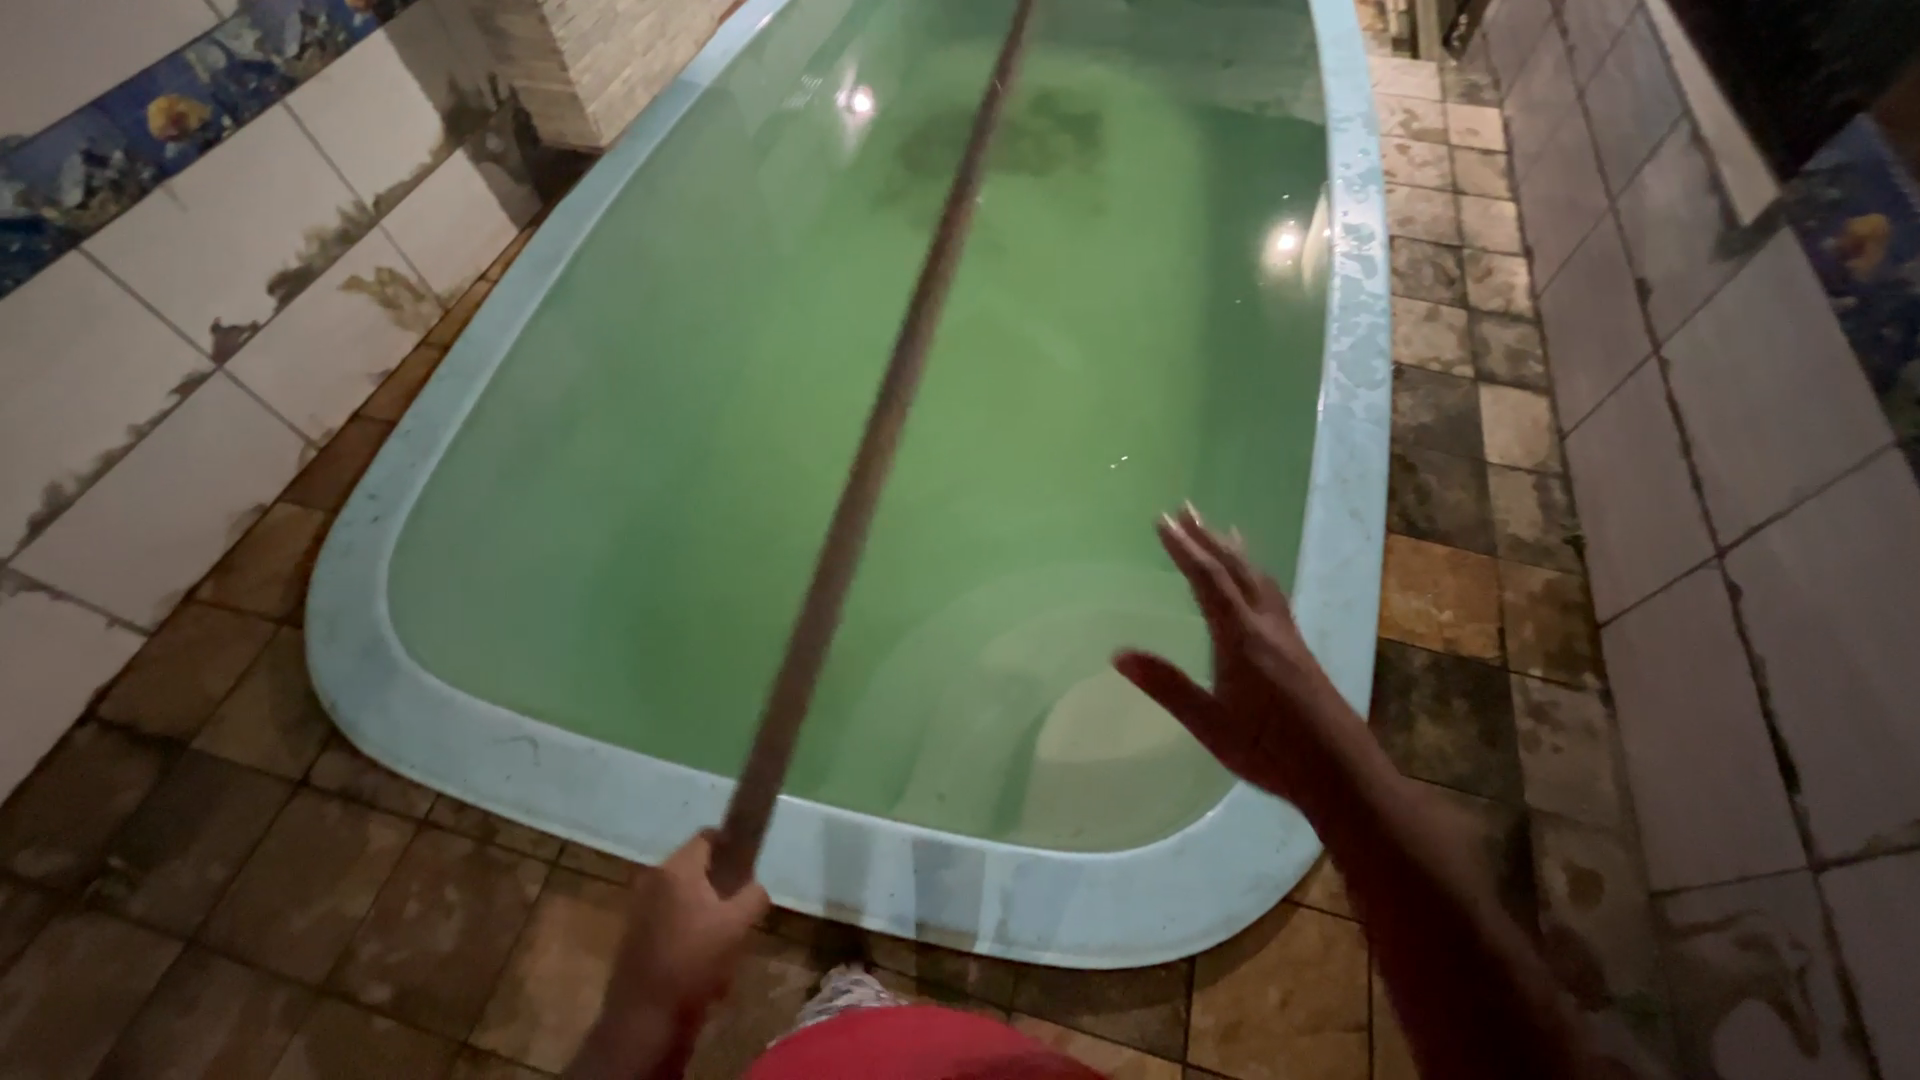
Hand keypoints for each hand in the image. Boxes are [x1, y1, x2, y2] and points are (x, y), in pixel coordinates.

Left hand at [607, 831, 769, 1018]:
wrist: (644, 1019)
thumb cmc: (695, 962)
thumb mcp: (739, 925)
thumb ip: (754, 895)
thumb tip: (754, 887)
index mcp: (676, 869)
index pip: (708, 836)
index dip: (731, 845)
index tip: (748, 867)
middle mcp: (653, 880)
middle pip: (695, 866)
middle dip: (719, 882)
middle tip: (740, 906)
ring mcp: (639, 908)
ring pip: (683, 894)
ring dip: (704, 908)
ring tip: (723, 936)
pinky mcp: (633, 934)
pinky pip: (669, 917)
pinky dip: (687, 927)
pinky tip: (702, 958)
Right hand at [1113, 506, 1360, 809]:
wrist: (1341, 772)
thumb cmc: (1270, 750)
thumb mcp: (1209, 723)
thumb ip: (1166, 686)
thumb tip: (1118, 654)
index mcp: (1242, 638)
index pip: (1209, 581)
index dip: (1185, 549)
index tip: (1163, 521)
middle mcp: (1267, 627)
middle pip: (1236, 570)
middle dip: (1208, 538)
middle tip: (1187, 509)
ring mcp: (1288, 638)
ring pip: (1259, 580)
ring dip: (1235, 552)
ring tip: (1222, 532)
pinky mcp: (1300, 652)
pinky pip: (1272, 596)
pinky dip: (1254, 575)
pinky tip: (1256, 586)